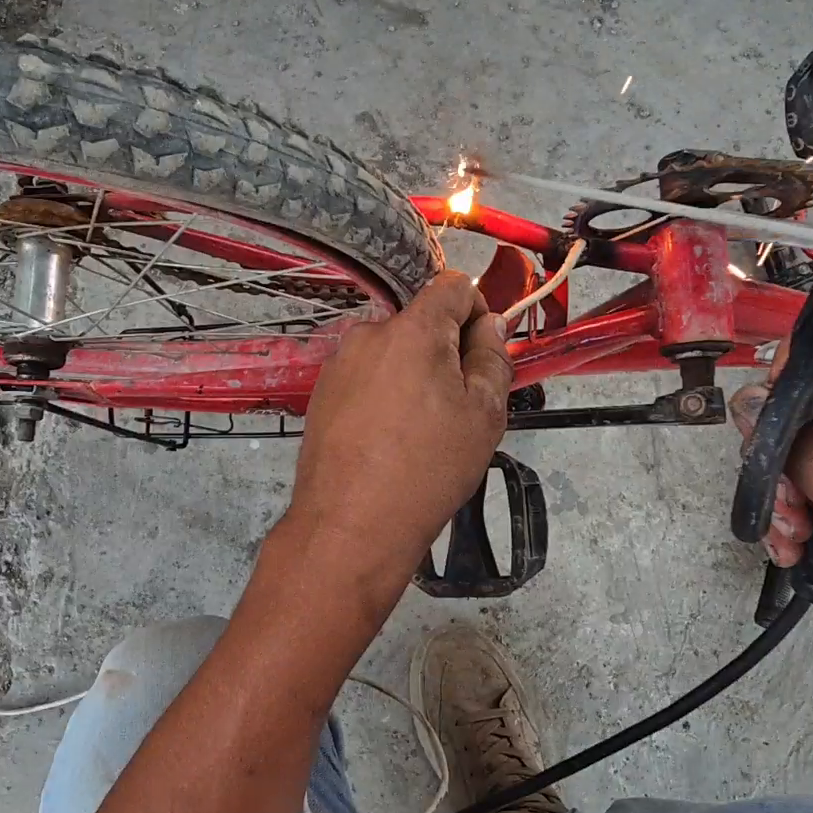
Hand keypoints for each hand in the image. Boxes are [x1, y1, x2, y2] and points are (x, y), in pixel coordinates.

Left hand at [273, 271, 512, 606]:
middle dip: (444, 353)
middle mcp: (367, 334)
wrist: (350, 525)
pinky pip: (366, 379)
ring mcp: (338, 364)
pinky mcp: (320, 394)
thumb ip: (492, 357)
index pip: (453, 286)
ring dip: (412, 377)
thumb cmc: (428, 468)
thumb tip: (488, 325)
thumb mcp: (484, 414)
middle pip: (420, 324)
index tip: (481, 358)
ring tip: (418, 434)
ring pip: (392, 354)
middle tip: (455, 410)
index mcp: (412, 329)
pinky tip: (386, 442)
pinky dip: (383, 396)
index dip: (477, 314)